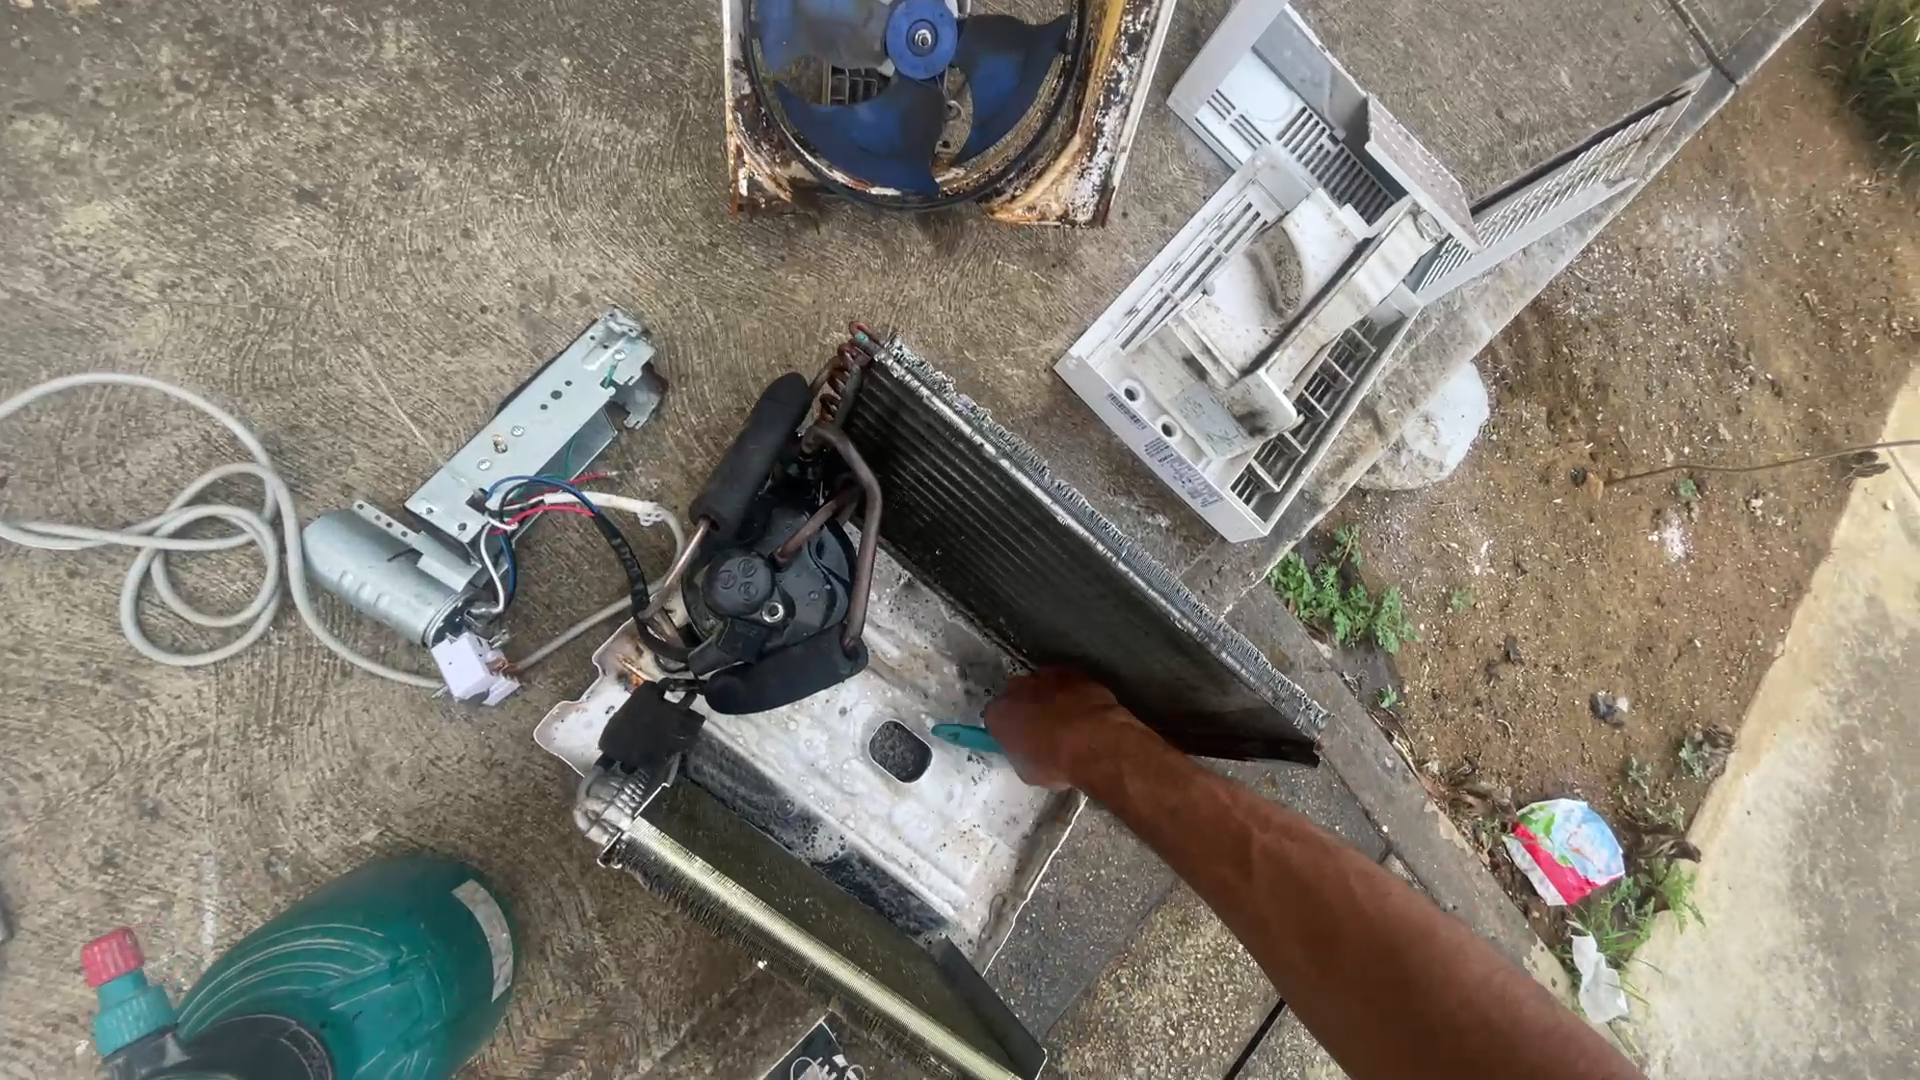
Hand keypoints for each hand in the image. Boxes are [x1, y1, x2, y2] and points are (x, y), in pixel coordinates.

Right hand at [983, 669, 1153, 788]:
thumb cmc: (1055, 763)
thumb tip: (1026, 750)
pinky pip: (1065, 680)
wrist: (1092, 742)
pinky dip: (1070, 691)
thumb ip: (1020, 753)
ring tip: (1065, 718)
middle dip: (1025, 708)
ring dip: (1048, 697)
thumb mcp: (1027, 771)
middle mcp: (1016, 689)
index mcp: (998, 714)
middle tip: (1041, 728)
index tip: (1018, 740)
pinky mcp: (1071, 672)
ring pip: (1040, 684)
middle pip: (1015, 695)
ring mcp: (1044, 677)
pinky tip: (1081, 706)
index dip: (1007, 729)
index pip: (995, 718)